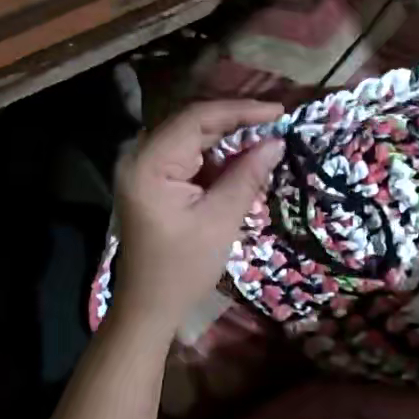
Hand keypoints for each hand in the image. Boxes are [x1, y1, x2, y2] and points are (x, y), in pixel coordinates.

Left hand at [111, 101, 285, 327]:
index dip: (240, 110)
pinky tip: (243, 158)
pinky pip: (188, 155)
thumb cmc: (182, 268)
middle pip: (192, 123)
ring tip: (267, 137)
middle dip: (236, 121)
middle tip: (278, 122)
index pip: (197, 119)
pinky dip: (216, 156)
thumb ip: (247, 175)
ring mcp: (144, 167)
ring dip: (228, 137)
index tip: (278, 111)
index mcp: (149, 164)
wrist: (148, 307)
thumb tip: (276, 142)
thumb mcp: (220, 221)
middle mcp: (140, 156)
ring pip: (192, 137)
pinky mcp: (152, 180)